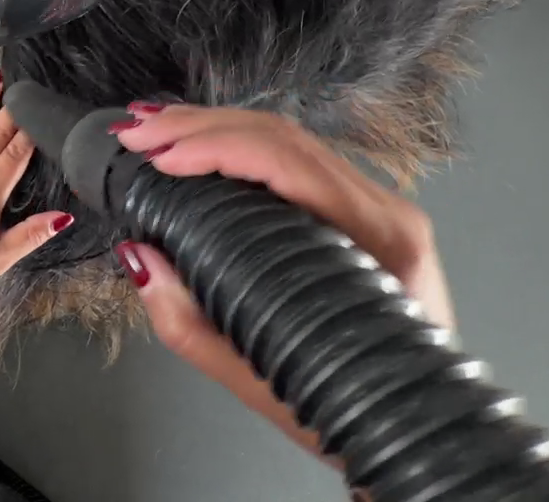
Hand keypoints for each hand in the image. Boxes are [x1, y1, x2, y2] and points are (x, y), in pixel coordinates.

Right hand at [110, 105, 453, 453]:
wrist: (414, 423)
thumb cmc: (346, 402)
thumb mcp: (258, 380)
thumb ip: (188, 322)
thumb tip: (137, 256)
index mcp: (377, 243)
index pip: (285, 164)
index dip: (214, 150)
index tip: (158, 161)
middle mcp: (382, 210)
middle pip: (280, 136)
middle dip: (195, 127)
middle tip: (135, 135)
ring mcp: (373, 202)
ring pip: (282, 134)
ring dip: (207, 125)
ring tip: (149, 128)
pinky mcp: (355, 202)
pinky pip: (287, 150)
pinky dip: (230, 136)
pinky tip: (190, 136)